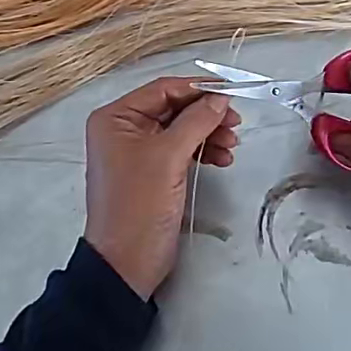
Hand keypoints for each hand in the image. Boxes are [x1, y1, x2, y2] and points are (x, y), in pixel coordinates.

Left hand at [84, 78, 240, 299]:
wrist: (127, 261)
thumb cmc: (140, 204)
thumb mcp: (168, 157)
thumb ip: (195, 122)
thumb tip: (219, 98)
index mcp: (114, 117)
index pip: (161, 90)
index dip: (196, 89)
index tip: (231, 92)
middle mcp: (121, 128)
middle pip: (171, 108)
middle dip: (204, 114)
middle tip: (235, 122)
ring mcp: (135, 150)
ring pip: (178, 129)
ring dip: (206, 133)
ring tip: (231, 145)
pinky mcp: (150, 171)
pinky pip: (178, 149)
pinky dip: (200, 151)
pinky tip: (221, 158)